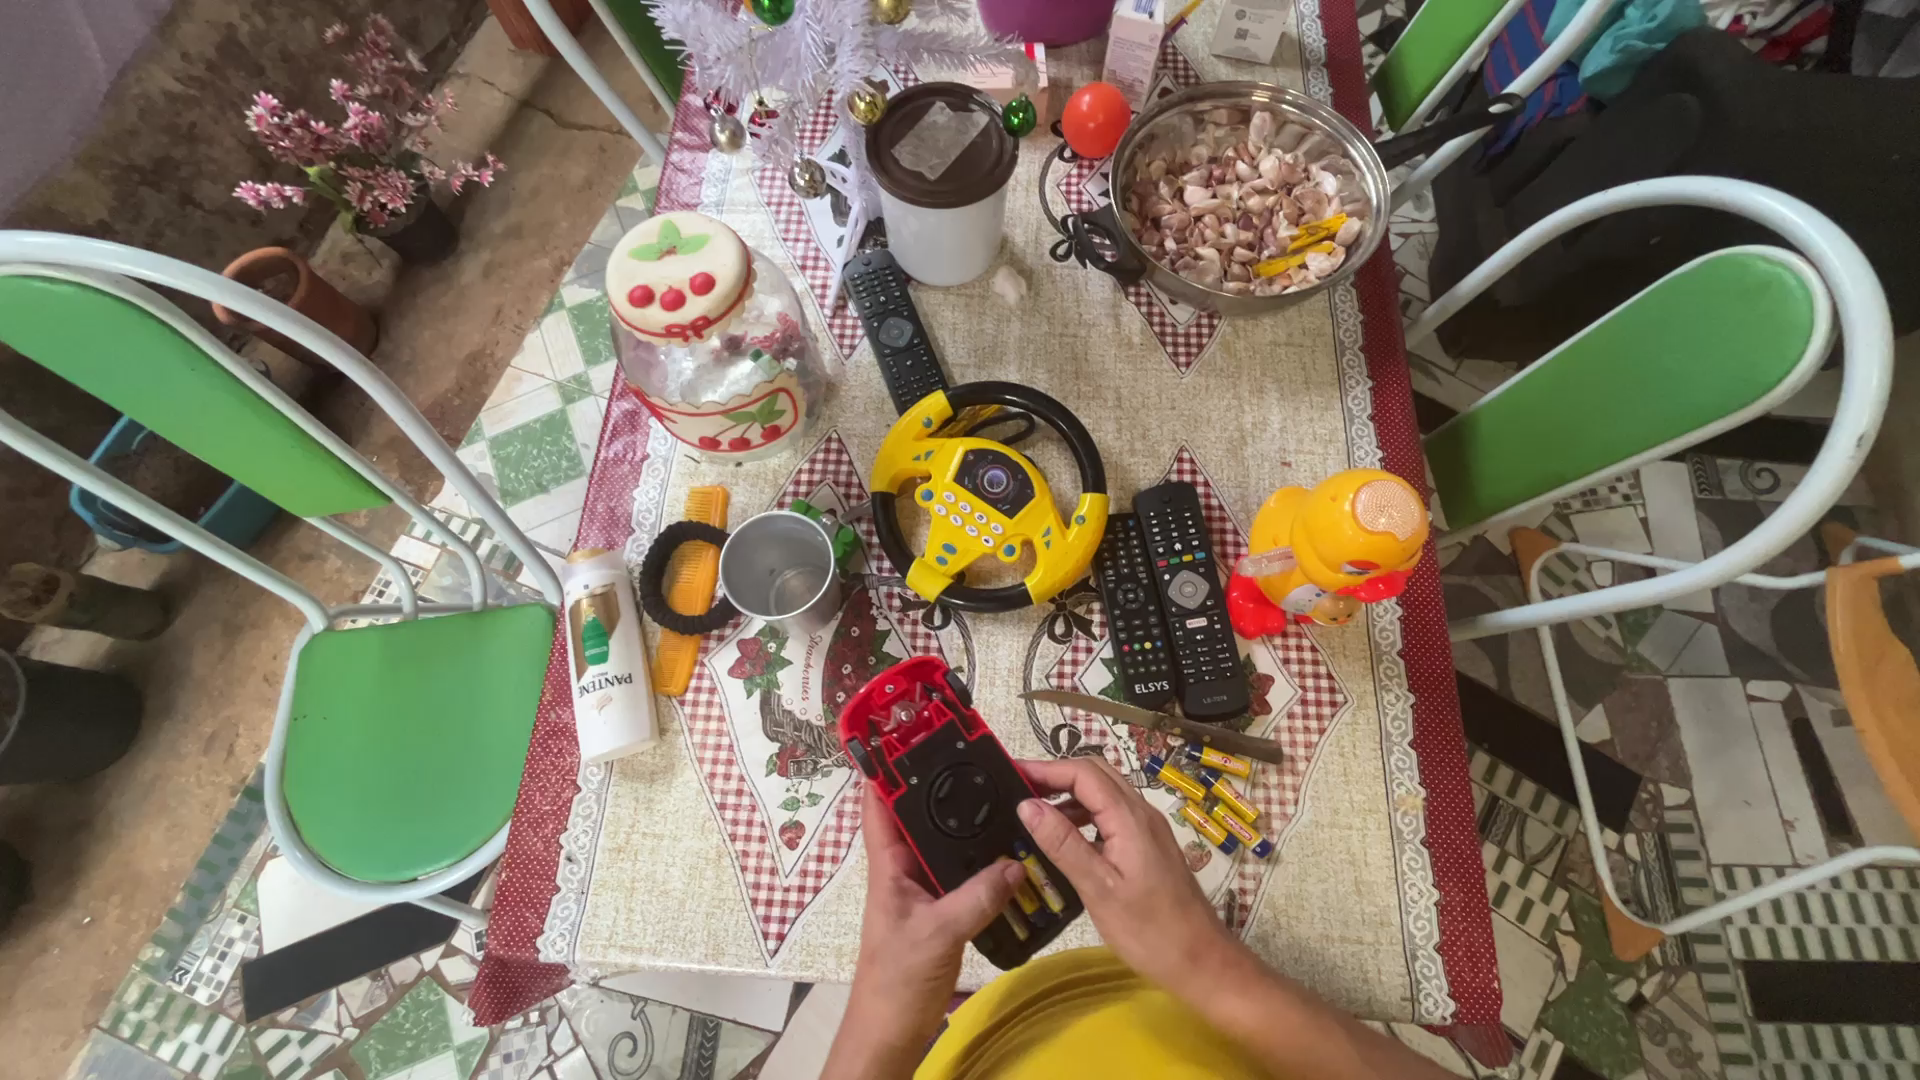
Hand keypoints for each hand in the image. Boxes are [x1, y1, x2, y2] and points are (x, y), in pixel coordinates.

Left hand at [826, 784, 1024, 1078]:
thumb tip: (1017, 863)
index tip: (912, 736)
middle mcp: (905, 866)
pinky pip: (963, 871)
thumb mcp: (937, 933)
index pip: (880, 803)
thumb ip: (977, 898)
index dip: (889, 768)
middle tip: (978, 760)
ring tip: (1001, 796)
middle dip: (943, 787)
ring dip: (967, 824)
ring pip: (945, 843)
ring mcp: (924, 886)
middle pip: (920, 815)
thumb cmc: (897, 980)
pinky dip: (983, 858)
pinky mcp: (943, 906)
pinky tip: (1010, 849)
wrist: (893, 1033)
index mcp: (888, 863)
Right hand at [1016, 756, 1244, 994]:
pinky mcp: (1148, 844)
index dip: (1046, 768)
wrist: (1202, 962)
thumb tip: (1027, 805)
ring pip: (1104, 792)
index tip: (1013, 772)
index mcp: (1129, 818)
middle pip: (1095, 773)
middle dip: (1056, 774)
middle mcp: (1141, 812)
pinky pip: (1112, 812)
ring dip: (1070, 793)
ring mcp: (1148, 827)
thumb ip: (1063, 843)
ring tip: (1035, 812)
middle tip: (1020, 788)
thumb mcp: (1098, 888)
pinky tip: (1066, 836)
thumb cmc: (1150, 931)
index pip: (1083, 773)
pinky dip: (1084, 813)